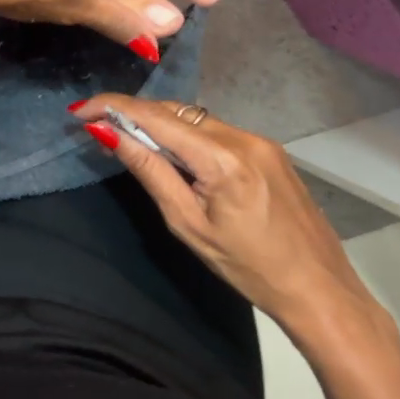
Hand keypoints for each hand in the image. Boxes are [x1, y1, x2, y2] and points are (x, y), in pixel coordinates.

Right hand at [69, 94, 374, 328]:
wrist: (321, 291)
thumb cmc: (248, 267)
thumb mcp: (186, 223)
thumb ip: (148, 170)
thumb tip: (105, 132)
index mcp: (222, 159)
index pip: (153, 116)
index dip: (111, 107)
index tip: (77, 111)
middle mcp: (243, 138)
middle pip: (172, 111)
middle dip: (130, 114)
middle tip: (96, 128)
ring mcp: (260, 141)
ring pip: (192, 118)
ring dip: (157, 124)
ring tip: (129, 142)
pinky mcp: (269, 150)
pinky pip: (213, 129)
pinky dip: (184, 134)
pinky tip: (172, 155)